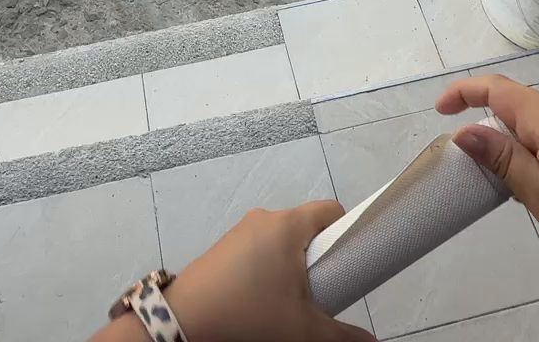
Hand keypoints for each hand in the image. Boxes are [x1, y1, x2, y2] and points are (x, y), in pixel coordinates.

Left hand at [162, 202, 374, 341]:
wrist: (189, 318)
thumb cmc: (251, 313)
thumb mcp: (303, 328)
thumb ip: (342, 334)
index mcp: (289, 223)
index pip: (330, 210)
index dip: (347, 231)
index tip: (350, 261)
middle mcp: (267, 216)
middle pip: (308, 226)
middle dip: (319, 256)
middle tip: (321, 290)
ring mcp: (244, 227)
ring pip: (284, 238)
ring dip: (294, 263)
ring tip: (292, 299)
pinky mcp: (228, 242)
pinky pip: (262, 245)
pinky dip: (272, 265)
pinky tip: (266, 296)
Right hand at [436, 75, 538, 294]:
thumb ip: (506, 164)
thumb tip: (465, 132)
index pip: (498, 89)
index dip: (463, 93)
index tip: (439, 111)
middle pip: (516, 105)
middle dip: (492, 130)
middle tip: (483, 176)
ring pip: (536, 122)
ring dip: (516, 144)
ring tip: (520, 190)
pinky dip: (538, 151)